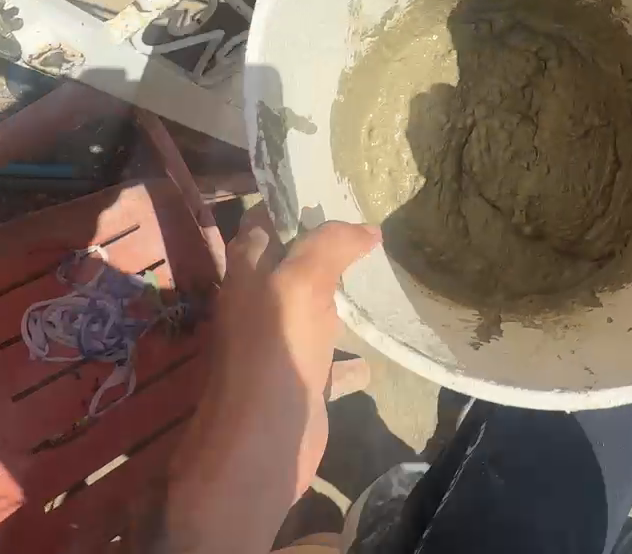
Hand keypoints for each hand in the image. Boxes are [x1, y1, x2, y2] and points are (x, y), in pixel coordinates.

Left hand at [163, 212, 378, 551]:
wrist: (260, 446)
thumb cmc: (274, 350)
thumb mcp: (301, 281)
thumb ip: (331, 244)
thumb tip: (368, 228)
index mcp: (249, 269)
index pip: (267, 217)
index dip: (296, 199)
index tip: (336, 185)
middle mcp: (260, 300)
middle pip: (294, 259)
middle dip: (327, 243)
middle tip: (371, 225)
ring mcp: (280, 341)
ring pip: (314, 305)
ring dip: (340, 294)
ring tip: (381, 273)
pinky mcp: (301, 377)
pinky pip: (333, 356)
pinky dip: (353, 352)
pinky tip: (379, 349)